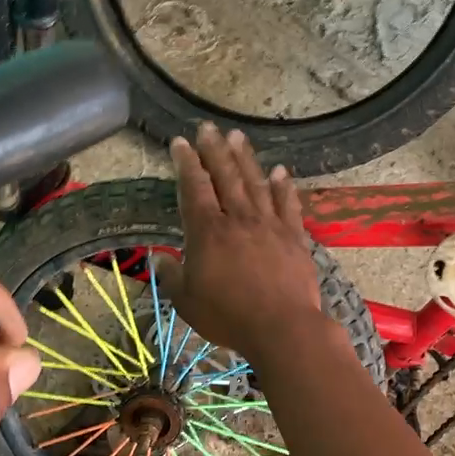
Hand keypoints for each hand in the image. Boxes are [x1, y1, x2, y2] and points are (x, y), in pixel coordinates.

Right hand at [154, 123, 329, 366]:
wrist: (282, 328)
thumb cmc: (228, 317)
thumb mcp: (187, 302)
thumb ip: (172, 276)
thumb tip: (160, 258)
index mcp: (208, 232)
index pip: (194, 188)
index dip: (186, 163)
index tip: (180, 143)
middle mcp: (238, 219)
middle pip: (225, 176)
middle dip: (214, 150)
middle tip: (207, 128)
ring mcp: (269, 226)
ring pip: (255, 183)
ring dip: (245, 159)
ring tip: (237, 136)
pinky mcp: (294, 238)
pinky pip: (287, 205)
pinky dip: (283, 187)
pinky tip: (280, 171)